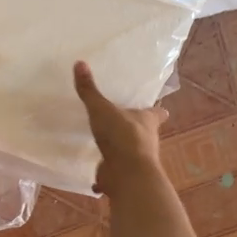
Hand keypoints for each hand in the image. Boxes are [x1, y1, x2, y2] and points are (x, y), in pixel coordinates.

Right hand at [74, 61, 168, 195]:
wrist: (127, 174)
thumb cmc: (122, 135)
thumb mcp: (101, 108)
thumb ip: (89, 90)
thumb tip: (80, 62)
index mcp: (147, 120)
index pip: (157, 112)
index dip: (155, 110)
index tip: (155, 107)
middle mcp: (147, 139)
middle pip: (144, 130)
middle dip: (135, 126)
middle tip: (122, 118)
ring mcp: (137, 158)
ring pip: (131, 149)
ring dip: (122, 146)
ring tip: (106, 140)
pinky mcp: (125, 173)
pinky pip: (115, 168)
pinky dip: (108, 169)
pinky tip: (96, 170)